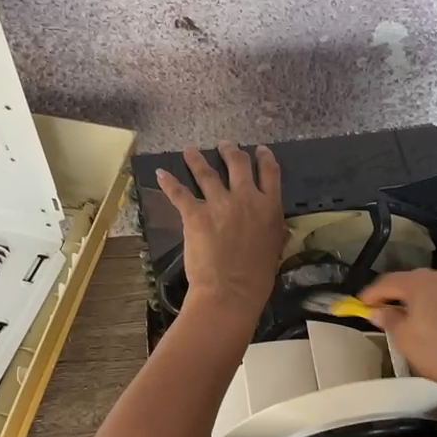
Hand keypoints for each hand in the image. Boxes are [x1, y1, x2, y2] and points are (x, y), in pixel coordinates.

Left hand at [156, 142, 285, 315]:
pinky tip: (161, 174)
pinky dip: (168, 182)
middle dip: (230, 151)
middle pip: (238, 164)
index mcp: (270, 208)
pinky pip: (179, 193)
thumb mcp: (276, 249)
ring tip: (190, 150)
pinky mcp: (195, 214)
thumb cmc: (258, 278)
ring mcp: (219, 204)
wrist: (231, 291)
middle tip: (224, 145)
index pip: (270, 173)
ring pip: (206, 172)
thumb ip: (273, 231)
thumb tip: (274, 225)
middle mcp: (246, 198)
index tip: (260, 150)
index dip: (264, 158)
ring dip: (197, 159)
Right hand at [358, 269, 436, 415]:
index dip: (372, 293)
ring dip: (430, 301)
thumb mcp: (407, 341)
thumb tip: (377, 310)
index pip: (388, 282)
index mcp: (419, 283)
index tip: (361, 304)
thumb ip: (390, 320)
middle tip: (391, 311)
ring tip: (425, 320)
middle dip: (402, 295)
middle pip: (416, 282)